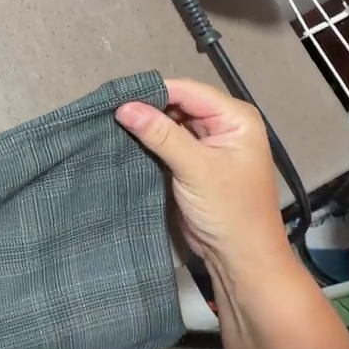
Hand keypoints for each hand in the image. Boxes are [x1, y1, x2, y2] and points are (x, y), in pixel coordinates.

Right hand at [116, 78, 286, 264]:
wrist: (238, 257)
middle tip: (110, 109)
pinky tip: (125, 139)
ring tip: (112, 122)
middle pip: (178, 103)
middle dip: (148, 106)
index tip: (117, 96)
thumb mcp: (196, 169)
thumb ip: (161, 135)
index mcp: (235, 118)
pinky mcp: (190, 161)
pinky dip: (148, 140)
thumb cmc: (229, 210)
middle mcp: (222, 124)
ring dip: (146, 124)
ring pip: (169, 122)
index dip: (154, 91)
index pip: (189, 91)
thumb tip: (124, 107)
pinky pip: (166, 141)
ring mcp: (206, 143)